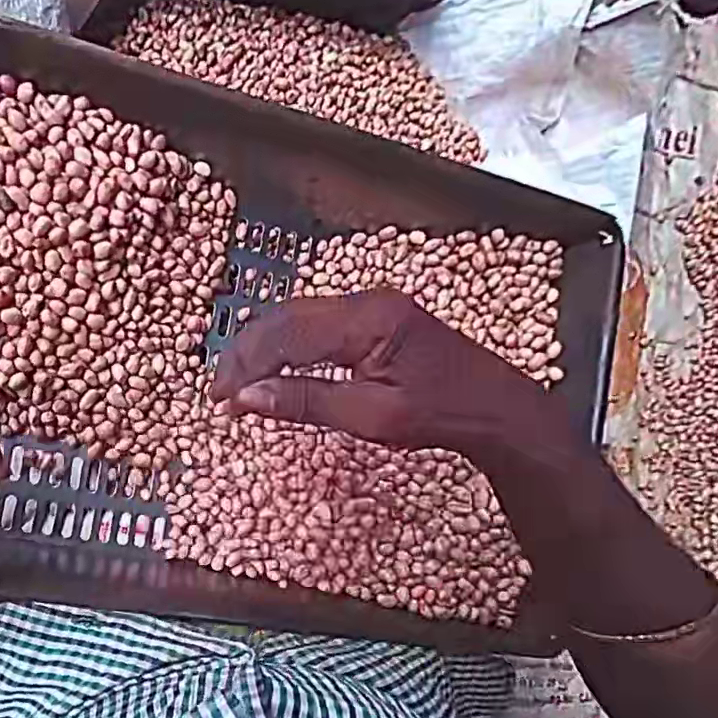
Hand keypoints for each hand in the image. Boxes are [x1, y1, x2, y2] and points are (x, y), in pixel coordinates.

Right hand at [209, 287, 583, 480]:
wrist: (497, 407)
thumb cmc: (441, 414)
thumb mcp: (370, 416)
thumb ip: (305, 402)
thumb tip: (247, 399)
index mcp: (366, 320)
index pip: (285, 335)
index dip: (245, 366)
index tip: (219, 398)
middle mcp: (365, 301)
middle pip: (284, 318)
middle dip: (245, 354)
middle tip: (219, 392)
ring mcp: (370, 305)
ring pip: (295, 317)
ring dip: (261, 349)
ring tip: (236, 382)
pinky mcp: (373, 317)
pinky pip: (314, 323)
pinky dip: (285, 346)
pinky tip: (272, 368)